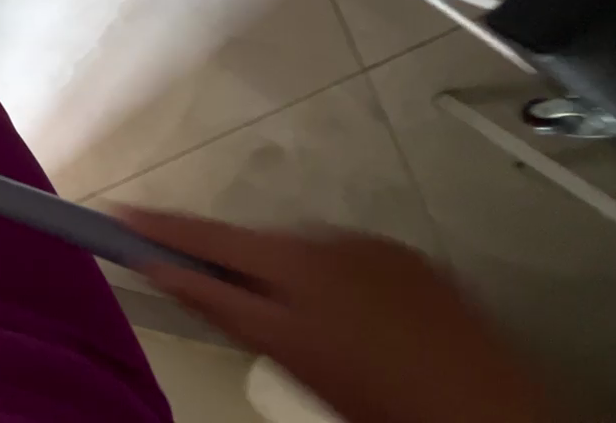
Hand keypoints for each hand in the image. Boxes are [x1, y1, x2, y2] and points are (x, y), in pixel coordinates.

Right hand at [121, 209, 556, 422]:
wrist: (500, 420)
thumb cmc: (380, 399)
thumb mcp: (285, 355)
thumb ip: (216, 302)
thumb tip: (156, 265)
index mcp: (293, 257)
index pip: (203, 233)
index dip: (154, 224)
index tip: (115, 212)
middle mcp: (330, 236)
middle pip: (252, 241)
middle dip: (232, 264)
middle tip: (224, 303)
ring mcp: (374, 245)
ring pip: (298, 251)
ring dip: (282, 275)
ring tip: (303, 331)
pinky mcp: (410, 261)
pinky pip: (344, 259)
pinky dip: (328, 280)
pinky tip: (348, 324)